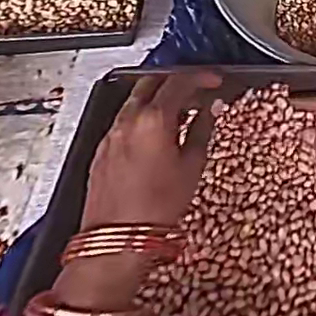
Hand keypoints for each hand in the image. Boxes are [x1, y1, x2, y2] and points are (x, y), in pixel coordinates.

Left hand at [80, 71, 222, 230]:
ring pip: (136, 98)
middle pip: (153, 81)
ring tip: (180, 111)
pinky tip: (158, 131)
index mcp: (154, 119)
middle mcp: (128, 120)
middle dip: (176, 80)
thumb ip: (203, 129)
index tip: (213, 80)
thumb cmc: (155, 208)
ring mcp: (112, 133)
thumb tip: (210, 111)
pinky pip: (125, 118)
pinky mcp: (102, 148)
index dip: (201, 77)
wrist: (118, 239)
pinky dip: (144, 115)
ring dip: (159, 96)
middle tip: (196, 89)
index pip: (180, 82)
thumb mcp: (192, 165)